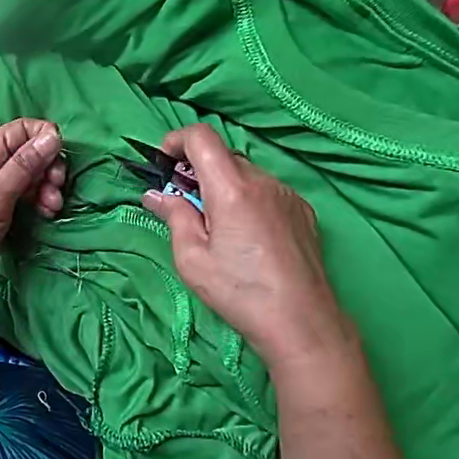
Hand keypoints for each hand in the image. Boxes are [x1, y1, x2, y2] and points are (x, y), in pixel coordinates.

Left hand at [0, 119, 66, 294]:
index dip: (44, 137)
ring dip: (47, 187)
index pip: (21, 130)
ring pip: (32, 176)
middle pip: (30, 153)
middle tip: (56, 187)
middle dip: (49, 167)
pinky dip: (40, 201)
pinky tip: (47, 213)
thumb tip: (52, 136)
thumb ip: (24, 165)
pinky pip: (28, 196)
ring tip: (52, 207)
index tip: (60, 156)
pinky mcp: (2, 209)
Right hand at [140, 124, 354, 366]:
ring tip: (216, 225)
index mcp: (232, 189)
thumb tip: (156, 194)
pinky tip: (246, 234)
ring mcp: (286, 194)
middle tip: (182, 202)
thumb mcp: (192, 258)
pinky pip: (266, 191)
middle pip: (222, 155)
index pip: (202, 136)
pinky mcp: (302, 210)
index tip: (164, 163)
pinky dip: (247, 199)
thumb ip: (174, 216)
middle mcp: (262, 182)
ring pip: (245, 173)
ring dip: (223, 186)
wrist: (301, 321)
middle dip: (197, 169)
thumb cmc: (240, 292)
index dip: (176, 141)